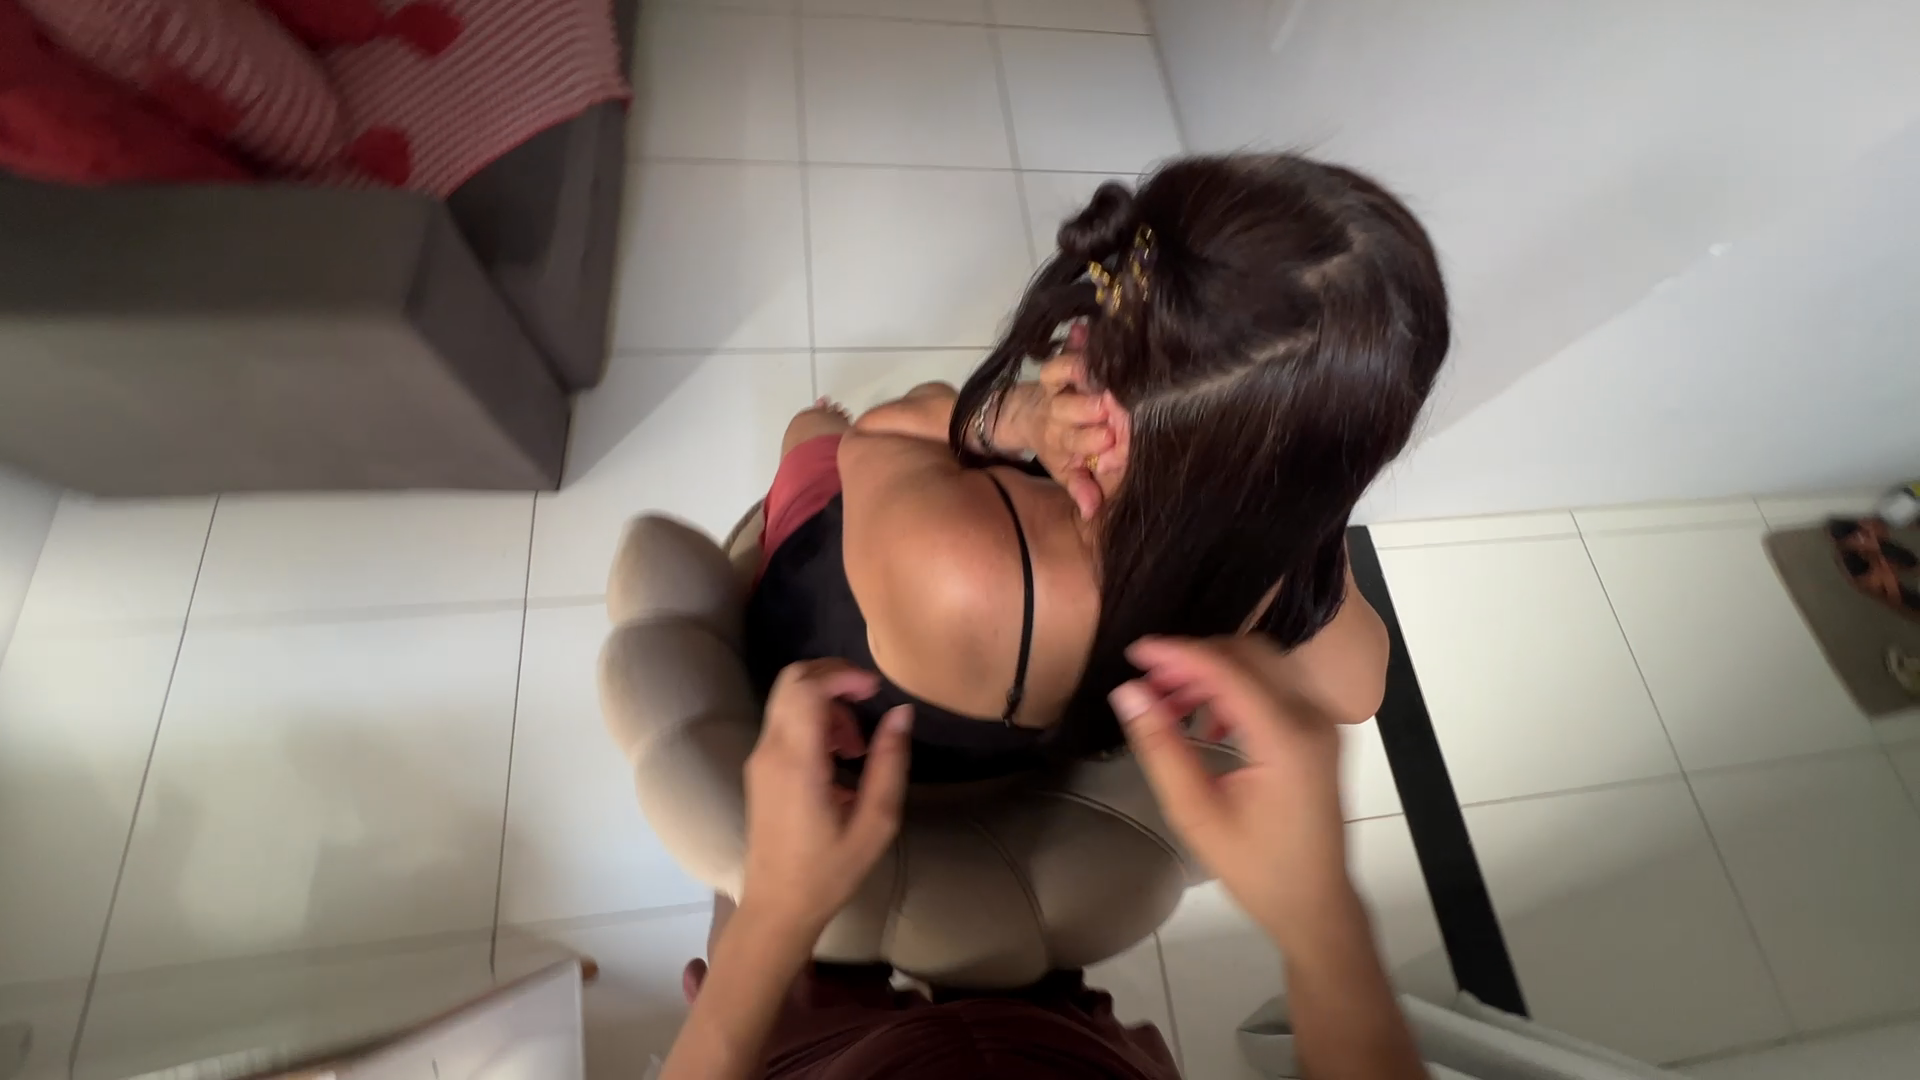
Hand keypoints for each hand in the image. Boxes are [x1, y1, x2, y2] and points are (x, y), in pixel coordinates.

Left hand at [740, 660, 912, 935]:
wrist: (776, 908)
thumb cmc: (828, 871)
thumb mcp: (874, 823)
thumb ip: (889, 763)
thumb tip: (902, 713)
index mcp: (797, 761)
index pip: (807, 687)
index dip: (842, 675)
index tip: (875, 689)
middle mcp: (771, 750)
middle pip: (793, 680)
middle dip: (834, 677)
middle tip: (868, 700)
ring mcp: (760, 758)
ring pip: (789, 698)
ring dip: (826, 702)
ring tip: (856, 744)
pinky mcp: (760, 768)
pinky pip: (785, 721)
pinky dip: (814, 718)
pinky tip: (838, 755)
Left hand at [993, 329, 1127, 520]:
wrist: (1022, 417)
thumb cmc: (1057, 446)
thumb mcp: (1066, 471)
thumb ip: (1081, 488)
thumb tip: (1093, 511)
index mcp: (1062, 440)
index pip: (1079, 443)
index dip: (1093, 442)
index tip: (1110, 441)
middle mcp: (1058, 411)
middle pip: (1068, 409)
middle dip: (1086, 408)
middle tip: (1106, 405)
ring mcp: (1057, 386)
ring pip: (1059, 374)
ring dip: (1075, 368)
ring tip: (1092, 366)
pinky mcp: (1059, 364)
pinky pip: (1064, 348)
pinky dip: (1074, 339)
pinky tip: (1084, 328)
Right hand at [1109, 637, 1351, 946]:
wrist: (1317, 904)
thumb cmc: (1255, 867)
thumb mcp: (1195, 812)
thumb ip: (1160, 747)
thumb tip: (1128, 693)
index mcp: (1285, 739)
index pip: (1226, 671)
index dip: (1176, 653)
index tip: (1135, 651)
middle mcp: (1311, 718)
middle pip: (1248, 653)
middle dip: (1193, 658)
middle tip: (1152, 682)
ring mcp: (1320, 721)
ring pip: (1260, 663)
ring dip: (1212, 670)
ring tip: (1171, 701)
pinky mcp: (1318, 729)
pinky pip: (1272, 684)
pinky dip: (1234, 686)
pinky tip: (1206, 721)